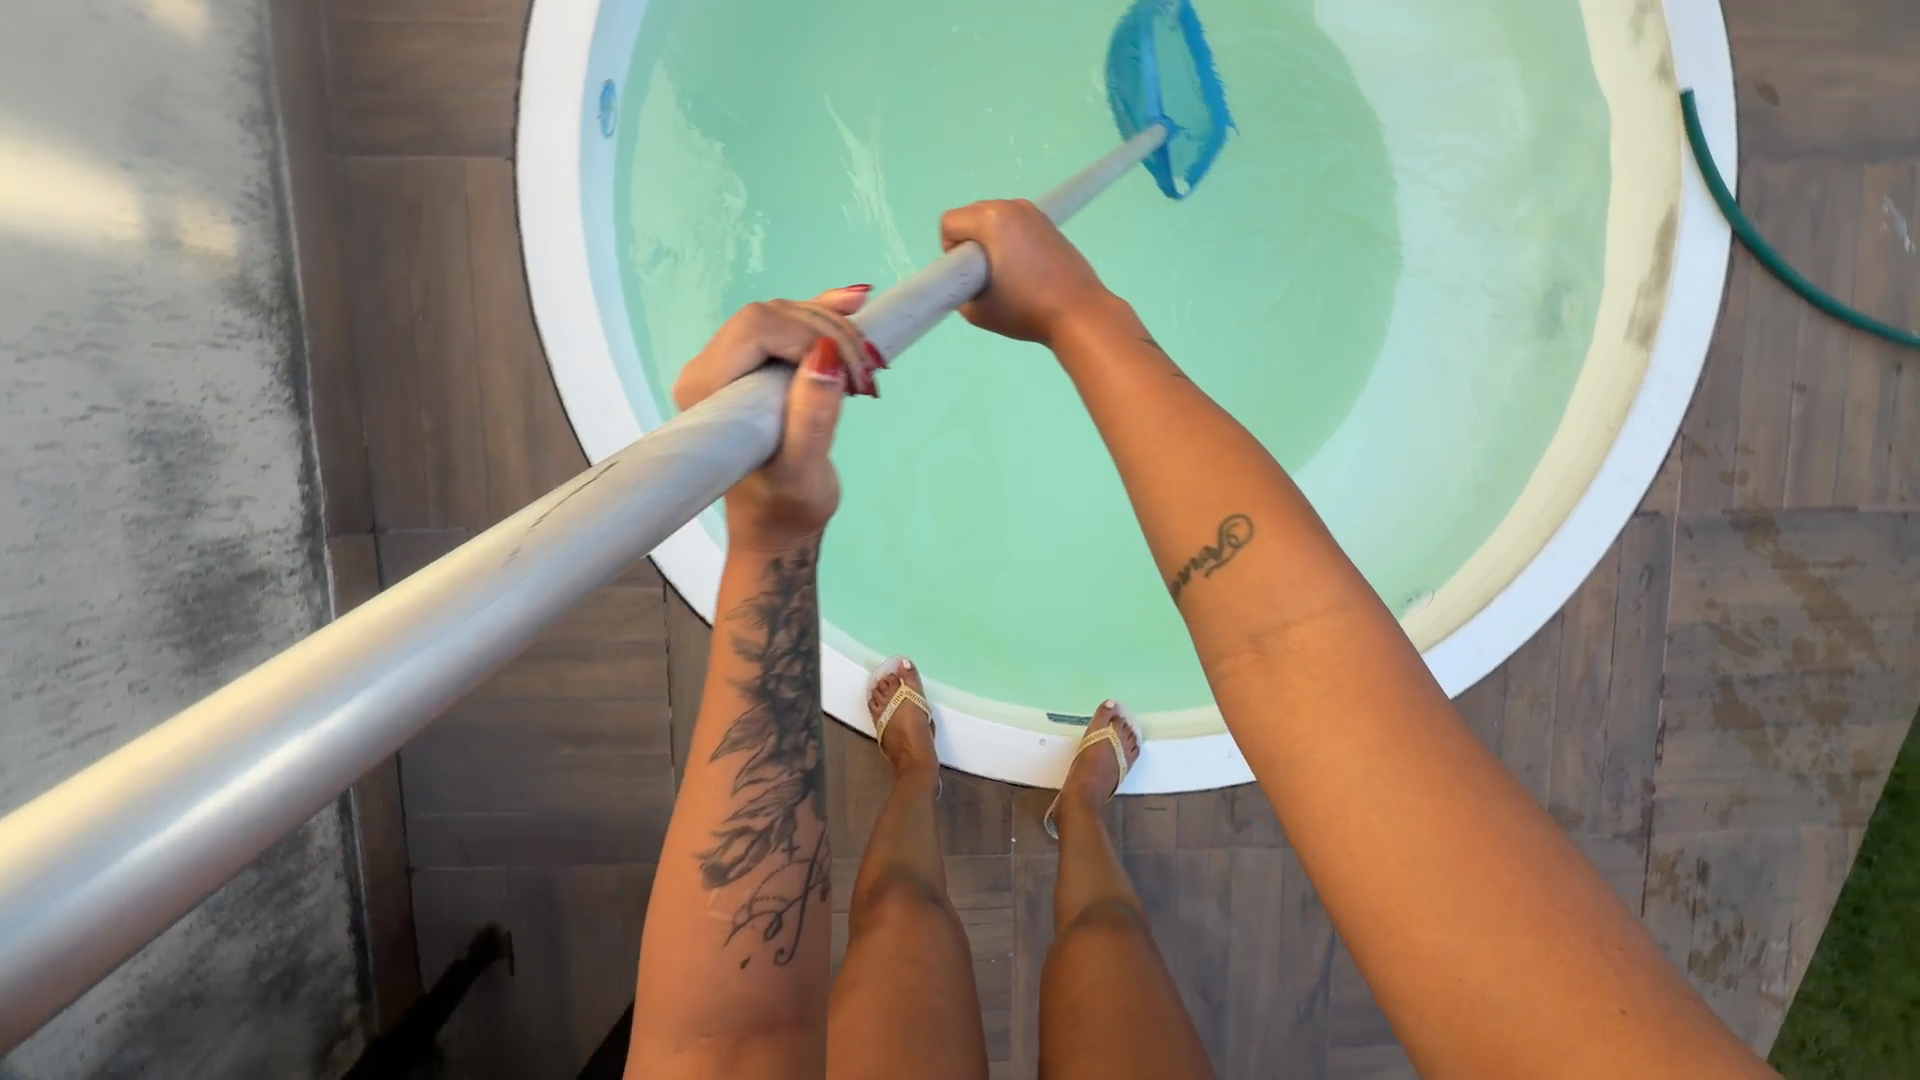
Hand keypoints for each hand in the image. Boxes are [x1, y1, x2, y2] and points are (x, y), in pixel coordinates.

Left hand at [673, 287, 873, 549]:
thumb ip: (811, 420)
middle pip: (775, 314)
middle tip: (868, 378)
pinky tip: (856, 304)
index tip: (850, 376)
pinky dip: (827, 317)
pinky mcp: (758, 366)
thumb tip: (827, 359)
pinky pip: (791, 324)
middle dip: (830, 334)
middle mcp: (711, 369)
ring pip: (788, 316)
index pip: (757, 327)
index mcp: (707, 390)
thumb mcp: (803, 475)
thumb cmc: (784, 509)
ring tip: (870, 367)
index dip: (809, 336)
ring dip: (836, 331)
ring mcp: (734, 364)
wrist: (778, 525)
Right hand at [940, 199, 1115, 344]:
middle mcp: (1012, 206)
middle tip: (985, 277)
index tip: (967, 277)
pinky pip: (1016, 225)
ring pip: (995, 219)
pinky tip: (1024, 270)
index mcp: (991, 219)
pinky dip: (1011, 241)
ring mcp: (1034, 212)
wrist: (1077, 312)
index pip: (950, 222)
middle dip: (971, 243)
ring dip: (991, 241)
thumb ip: (959, 291)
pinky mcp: (1049, 223)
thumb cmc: (1025, 310)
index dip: (950, 252)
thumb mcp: (976, 311)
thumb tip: (966, 281)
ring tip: (1006, 275)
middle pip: (972, 215)